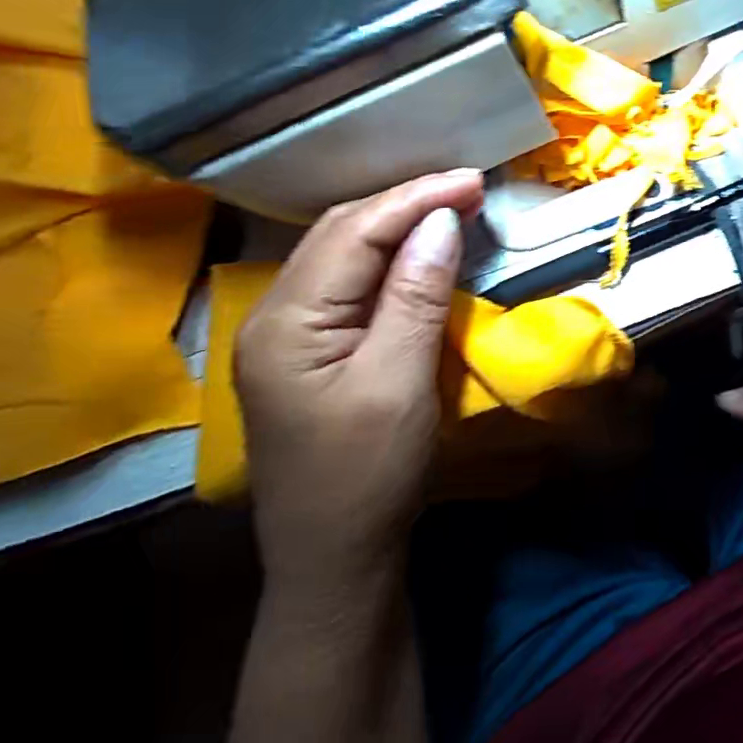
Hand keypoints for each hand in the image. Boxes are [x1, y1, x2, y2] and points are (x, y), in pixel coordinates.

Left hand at [235, 171, 483, 586]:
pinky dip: (381, 262)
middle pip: (338, 235)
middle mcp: (271, 314)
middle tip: (466, 193)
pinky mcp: (300, 350)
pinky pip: (342, 285)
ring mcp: (280, 332)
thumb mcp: (398, 384)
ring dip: (392, 228)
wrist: (332, 562)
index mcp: (285, 320)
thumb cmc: (366, 479)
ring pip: (339, 255)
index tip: (472, 181)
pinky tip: (412, 256)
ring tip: (446, 212)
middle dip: (402, 206)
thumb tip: (441, 220)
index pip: (353, 233)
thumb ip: (415, 295)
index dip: (414, 199)